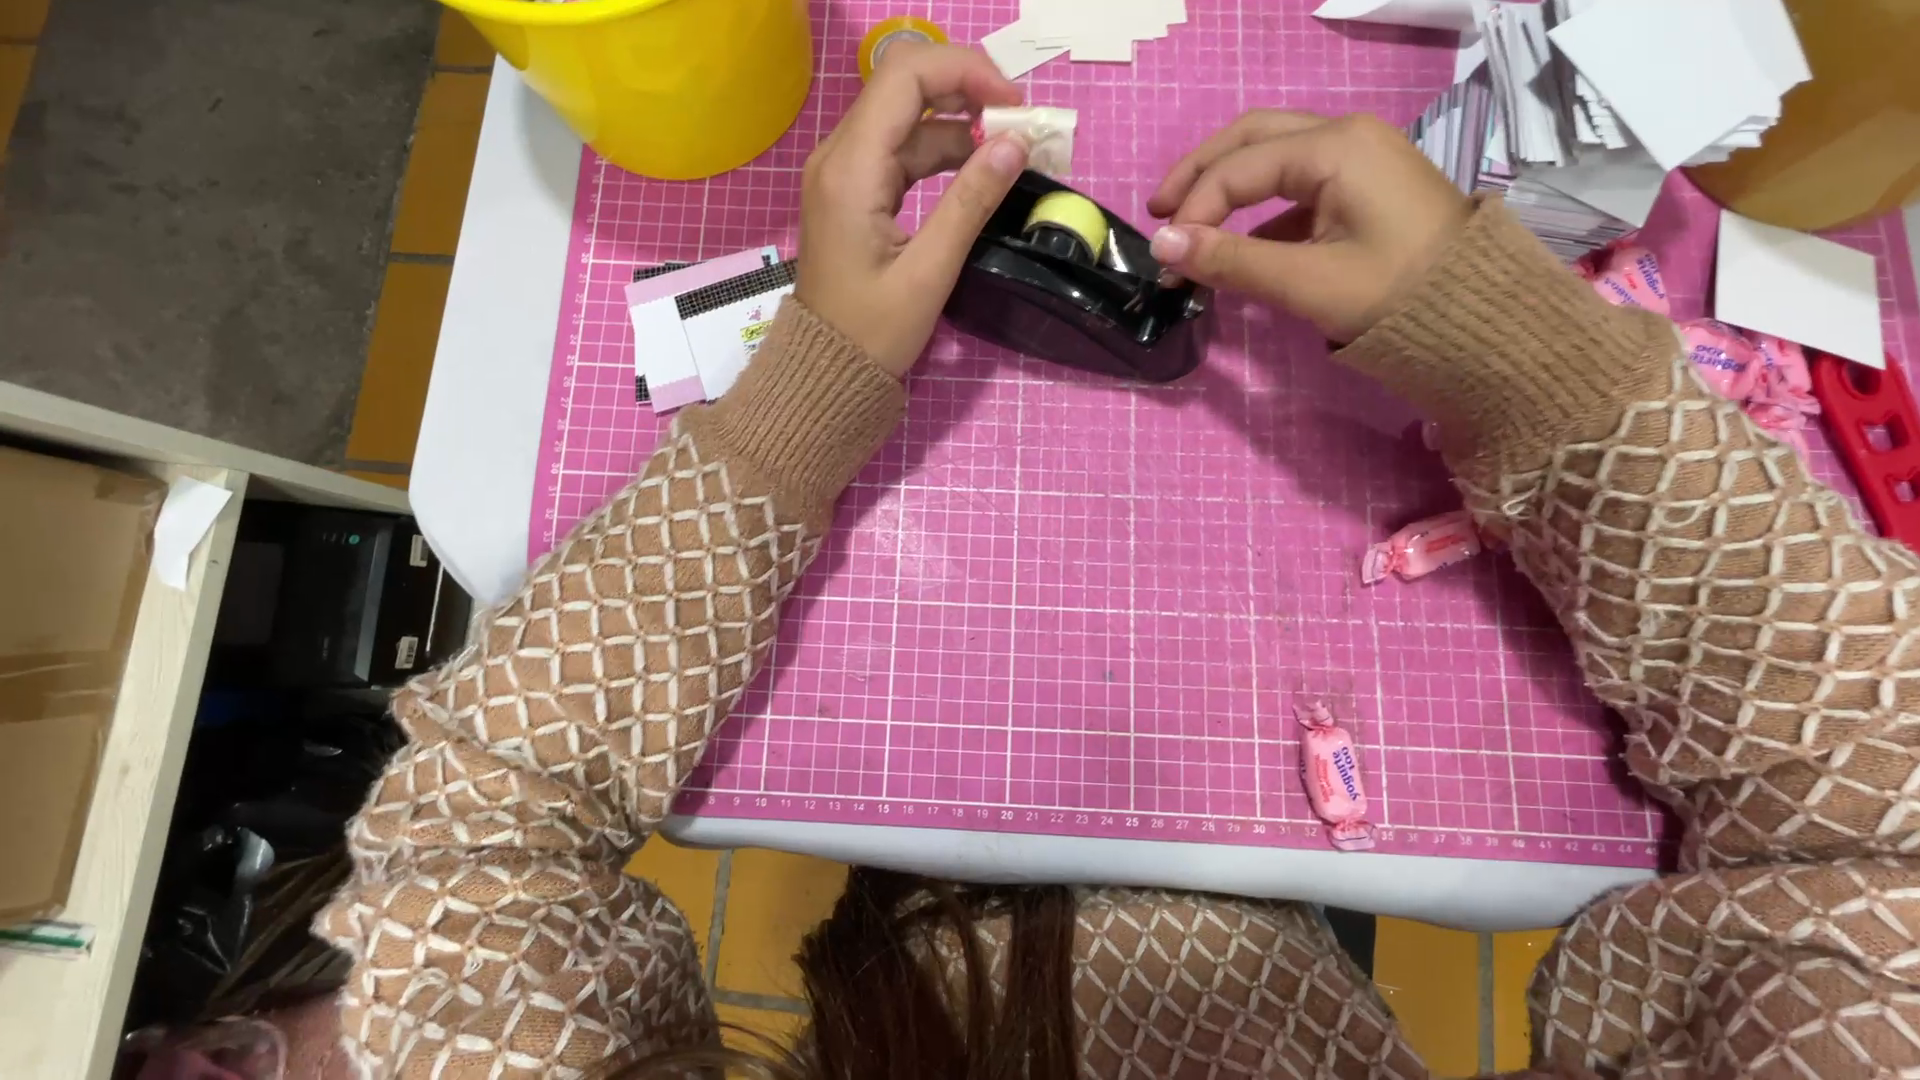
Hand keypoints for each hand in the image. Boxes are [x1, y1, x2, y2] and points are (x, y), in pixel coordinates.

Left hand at [795, 42, 1030, 377]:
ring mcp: (843, 173)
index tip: (1015, 105)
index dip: (966, 73)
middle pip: (904, 87)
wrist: (827, 371)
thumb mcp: (928, 273)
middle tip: (1019, 123)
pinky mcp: (853, 192)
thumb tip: (1015, 144)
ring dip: (959, 125)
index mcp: (851, 170)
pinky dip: (940, 153)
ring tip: (1009, 149)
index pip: (906, 77)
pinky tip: (975, 169)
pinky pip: (899, 153)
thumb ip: (970, 203)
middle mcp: (839, 157)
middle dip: (966, 91)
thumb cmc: (873, 333)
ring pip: (905, 120)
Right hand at [1145, 111, 1471, 342]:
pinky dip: (1258, 208)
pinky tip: (1238, 243)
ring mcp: (1357, 158)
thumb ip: (1230, 260)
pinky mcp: (1361, 187)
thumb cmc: (1393, 295)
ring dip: (1226, 185)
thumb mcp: (1305, 281)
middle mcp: (1344, 136)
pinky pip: (1296, 183)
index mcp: (1335, 148)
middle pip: (1251, 138)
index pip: (1238, 168)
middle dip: (1200, 173)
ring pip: (1273, 155)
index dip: (1193, 210)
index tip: (1165, 256)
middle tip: (1159, 211)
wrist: (1478, 317)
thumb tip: (1163, 247)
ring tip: (1189, 223)